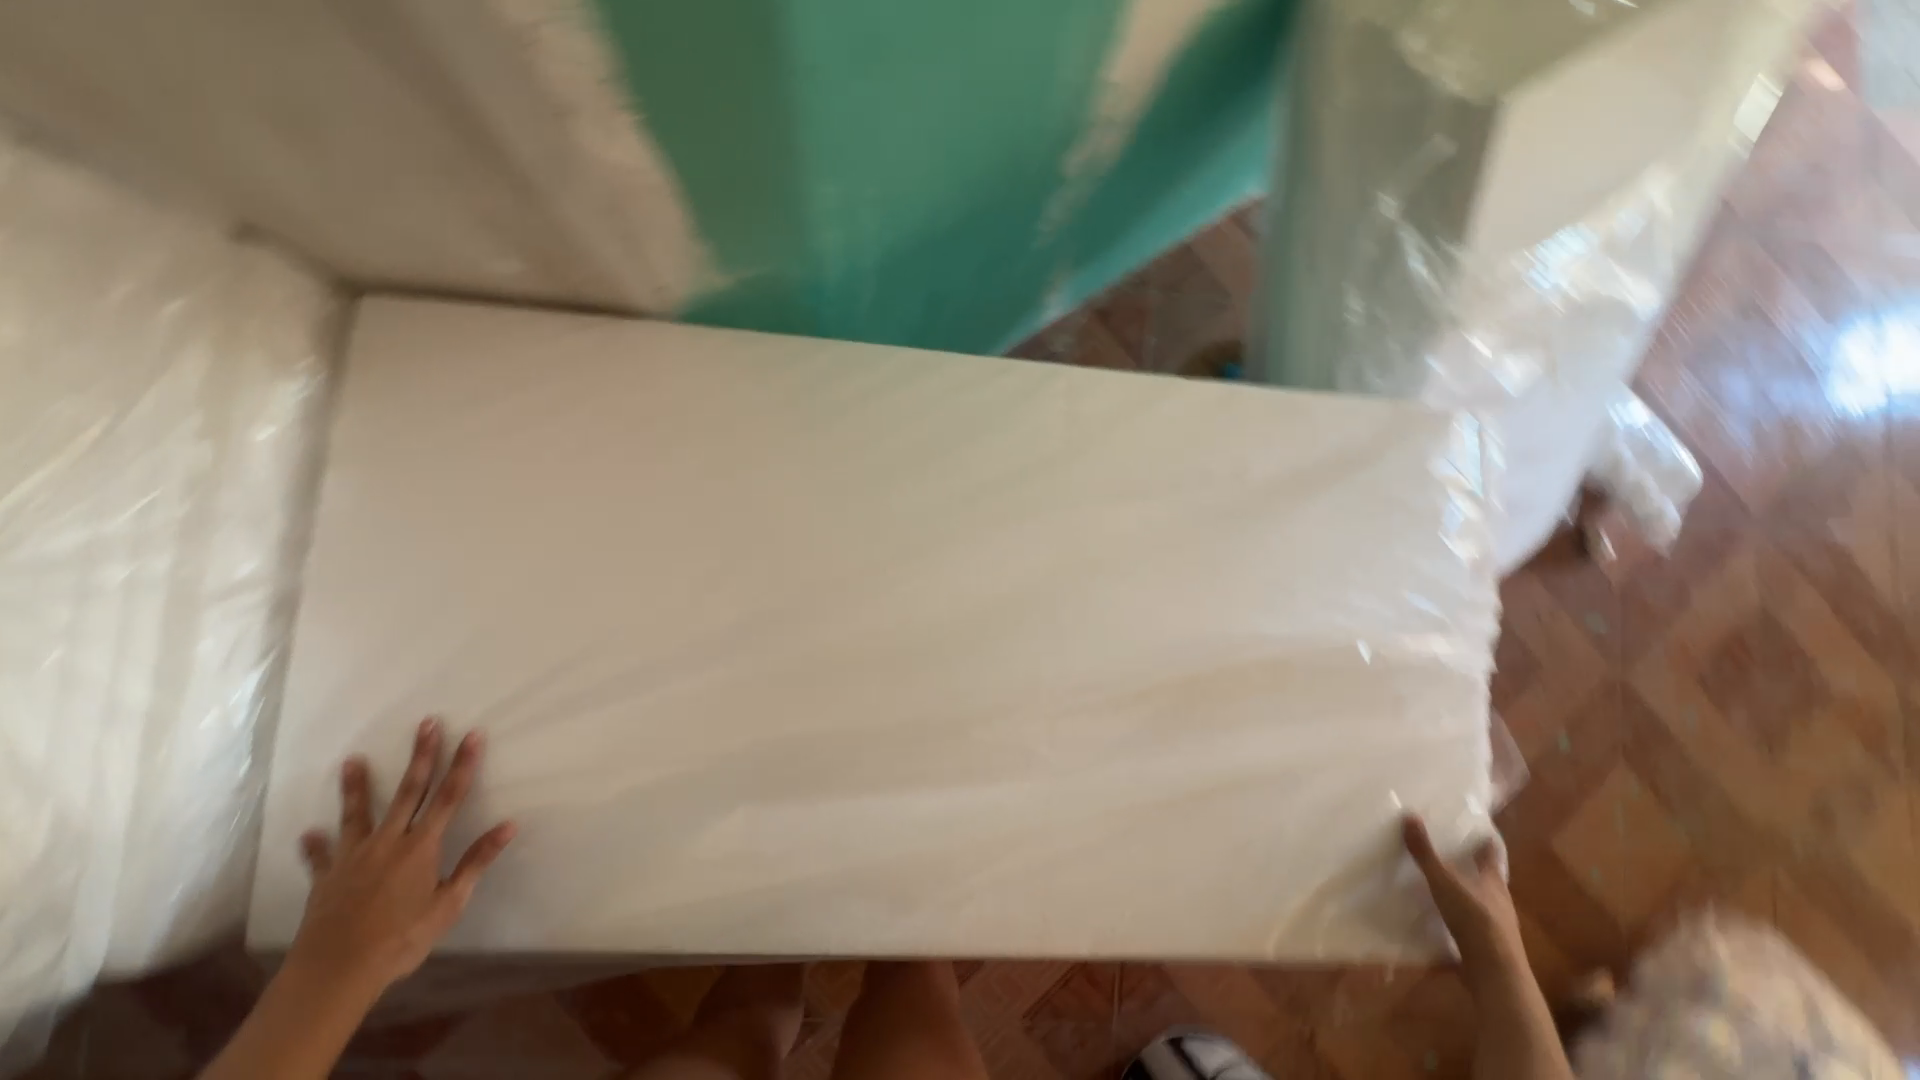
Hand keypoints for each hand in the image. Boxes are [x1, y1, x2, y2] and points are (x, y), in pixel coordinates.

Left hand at [289, 718, 515, 992]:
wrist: (336, 972)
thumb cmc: (401, 939)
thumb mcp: (448, 904)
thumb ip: (475, 862)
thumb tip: (509, 825)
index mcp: (421, 848)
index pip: (449, 797)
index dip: (463, 764)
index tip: (472, 735)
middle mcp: (388, 843)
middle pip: (408, 791)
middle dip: (421, 756)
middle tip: (426, 723)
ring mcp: (352, 858)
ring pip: (358, 814)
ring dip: (357, 786)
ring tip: (352, 760)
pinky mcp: (326, 879)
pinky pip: (321, 857)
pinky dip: (316, 846)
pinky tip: (309, 834)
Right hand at [1403, 815, 1523, 987]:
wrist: (1494, 972)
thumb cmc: (1474, 918)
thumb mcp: (1444, 881)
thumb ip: (1426, 853)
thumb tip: (1410, 816)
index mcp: (1492, 881)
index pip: (1490, 854)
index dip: (1485, 843)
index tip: (1480, 832)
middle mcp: (1499, 901)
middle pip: (1489, 880)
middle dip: (1475, 870)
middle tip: (1456, 858)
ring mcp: (1497, 926)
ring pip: (1482, 905)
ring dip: (1468, 898)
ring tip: (1445, 891)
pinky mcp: (1487, 947)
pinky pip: (1472, 930)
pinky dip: (1460, 925)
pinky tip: (1443, 928)